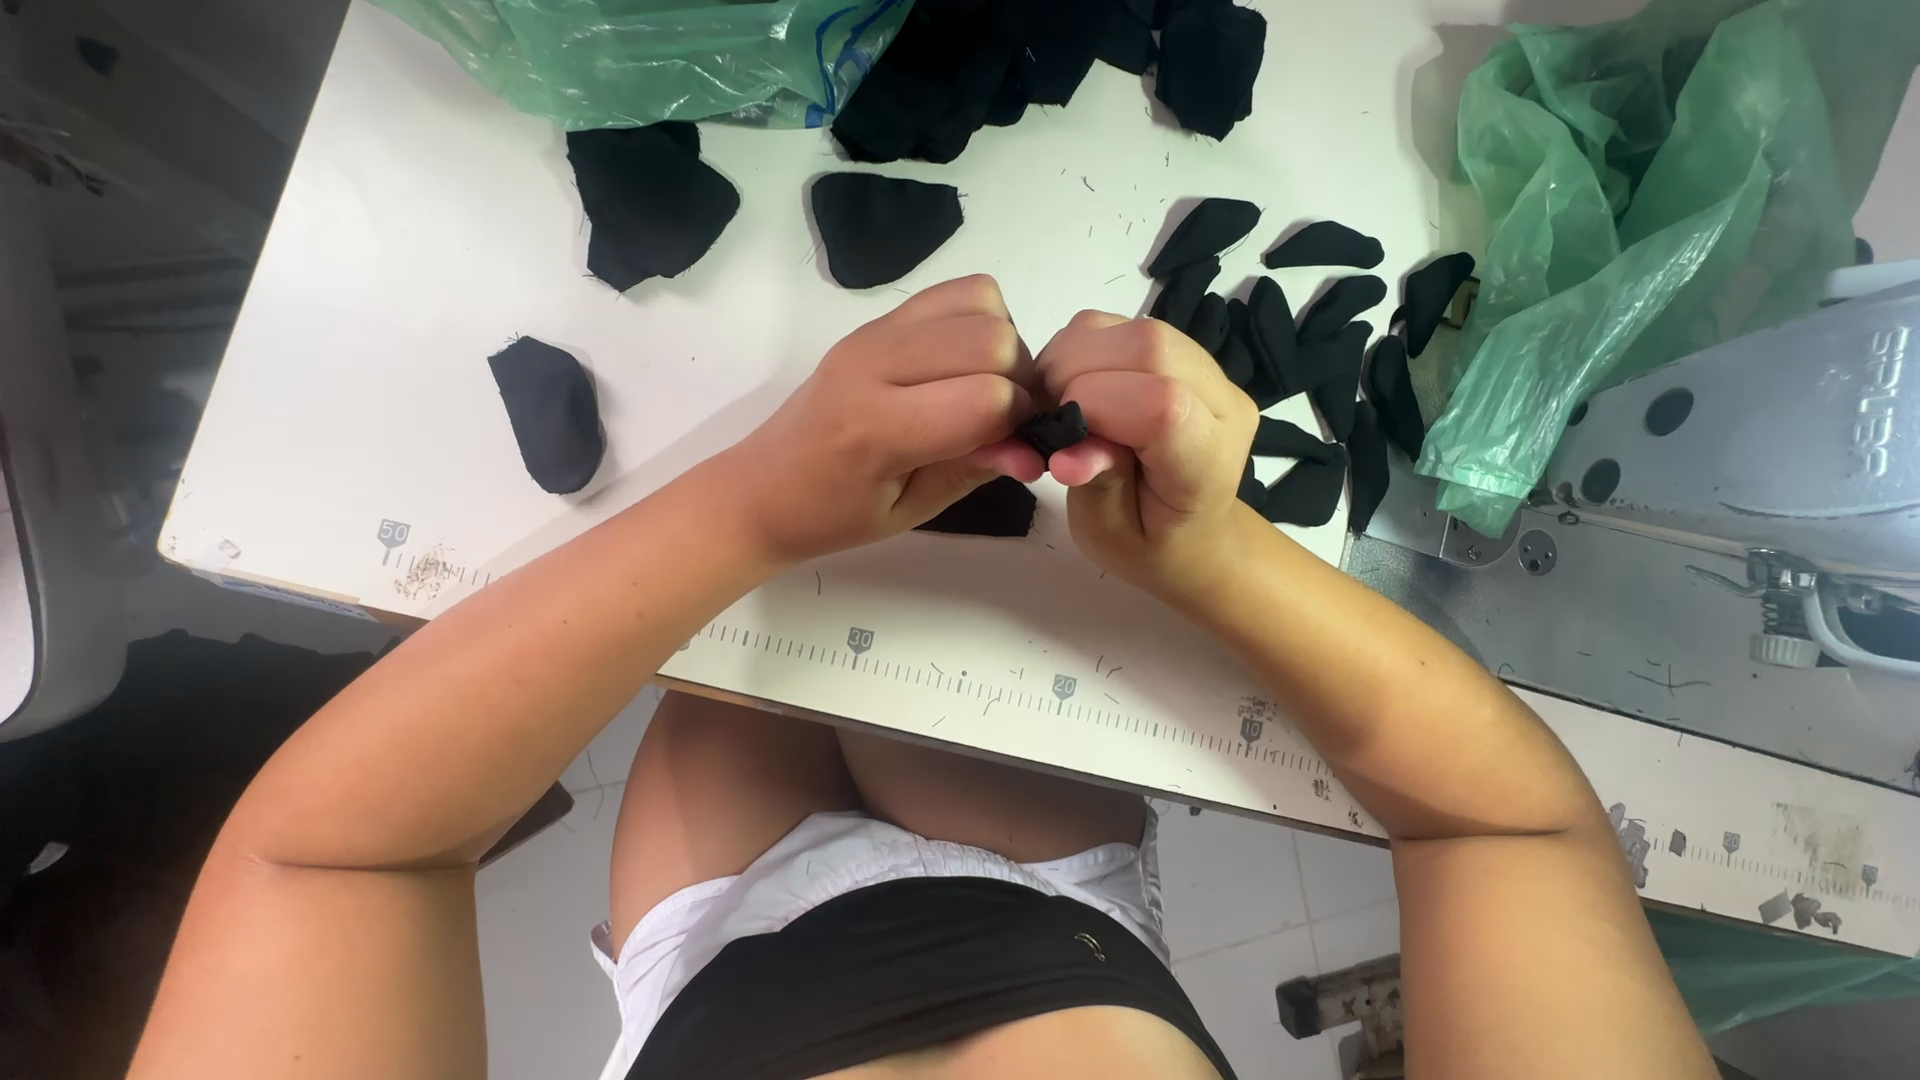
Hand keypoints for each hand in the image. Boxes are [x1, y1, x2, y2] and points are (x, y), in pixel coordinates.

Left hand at [713, 276, 1046, 562]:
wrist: (764, 486)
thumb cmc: (834, 514)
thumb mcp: (910, 510)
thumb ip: (973, 470)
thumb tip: (1036, 451)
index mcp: (877, 429)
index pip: (986, 398)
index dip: (1016, 422)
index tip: (1008, 447)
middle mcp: (874, 364)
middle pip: (991, 339)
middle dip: (1018, 380)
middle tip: (1003, 418)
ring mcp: (872, 333)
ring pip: (979, 302)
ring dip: (1001, 345)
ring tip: (983, 387)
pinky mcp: (874, 321)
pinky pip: (952, 293)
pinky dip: (977, 321)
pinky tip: (961, 365)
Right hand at [1036, 312, 1258, 602]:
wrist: (1194, 532)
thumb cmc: (1151, 544)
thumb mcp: (1112, 537)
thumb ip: (1096, 488)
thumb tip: (1066, 454)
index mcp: (1207, 463)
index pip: (1162, 405)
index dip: (1095, 406)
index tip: (1060, 443)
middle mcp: (1221, 402)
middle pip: (1147, 346)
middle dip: (1074, 373)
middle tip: (1048, 419)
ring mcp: (1207, 370)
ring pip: (1132, 327)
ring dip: (1074, 357)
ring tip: (1059, 404)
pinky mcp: (1184, 352)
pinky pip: (1124, 325)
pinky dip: (1083, 348)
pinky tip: (1076, 388)